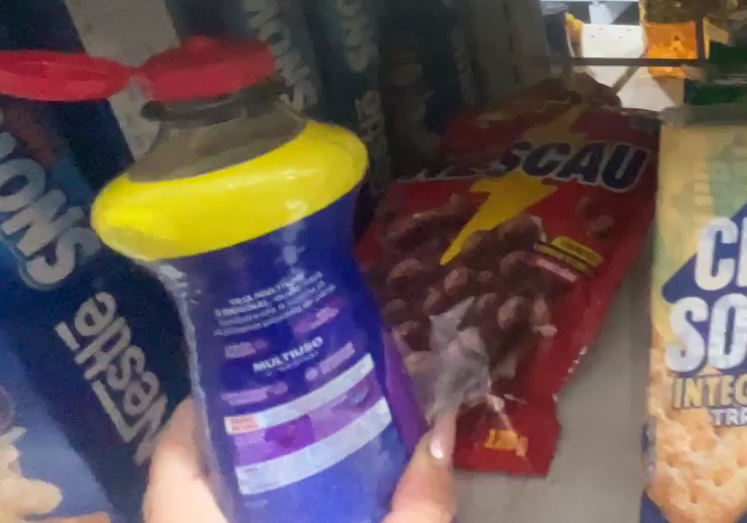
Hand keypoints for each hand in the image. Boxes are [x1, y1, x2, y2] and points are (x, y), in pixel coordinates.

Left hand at [144, 401, 456, 522]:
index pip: (172, 478)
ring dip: (269, 472)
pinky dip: (285, 506)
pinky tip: (330, 490)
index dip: (192, 420)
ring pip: (227, 515)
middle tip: (310, 385)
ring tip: (324, 426)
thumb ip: (419, 503)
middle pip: (199, 490)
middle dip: (251, 434)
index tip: (243, 370)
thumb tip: (443, 425)